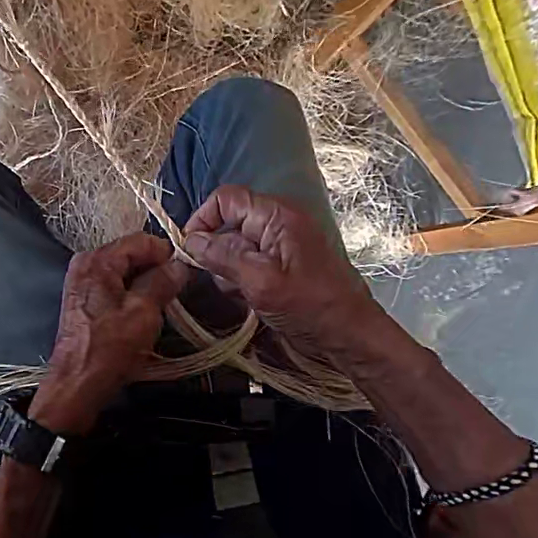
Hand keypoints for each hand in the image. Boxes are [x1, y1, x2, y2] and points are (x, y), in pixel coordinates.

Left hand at [30, 234, 190, 435]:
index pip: (141, 240)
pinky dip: (130, 295)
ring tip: (161, 306)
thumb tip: (178, 266)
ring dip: (144, 285)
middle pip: (130, 254)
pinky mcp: (83, 301)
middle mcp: (85, 264)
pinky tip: (142, 314)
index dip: (166, 253)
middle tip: (175, 292)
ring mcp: (82, 282)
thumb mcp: (143, 312)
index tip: (184, 272)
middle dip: (155, 270)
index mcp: (98, 260)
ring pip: (124, 272)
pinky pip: (114, 287)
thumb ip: (162, 282)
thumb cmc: (109, 347)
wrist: (78, 382)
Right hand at [181, 184, 376, 359]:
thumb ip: (223, 256)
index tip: (189, 250)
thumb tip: (189, 240)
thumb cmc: (311, 307)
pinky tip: (249, 301)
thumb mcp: (261, 281)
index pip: (226, 199)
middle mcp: (276, 225)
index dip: (202, 219)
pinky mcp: (277, 267)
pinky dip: (239, 282)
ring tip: (243, 295)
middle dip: (216, 253)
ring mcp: (278, 247)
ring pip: (232, 249)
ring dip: (227, 272)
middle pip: (226, 225)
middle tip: (224, 280)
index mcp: (277, 216)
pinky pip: (244, 266)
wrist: (348, 338)